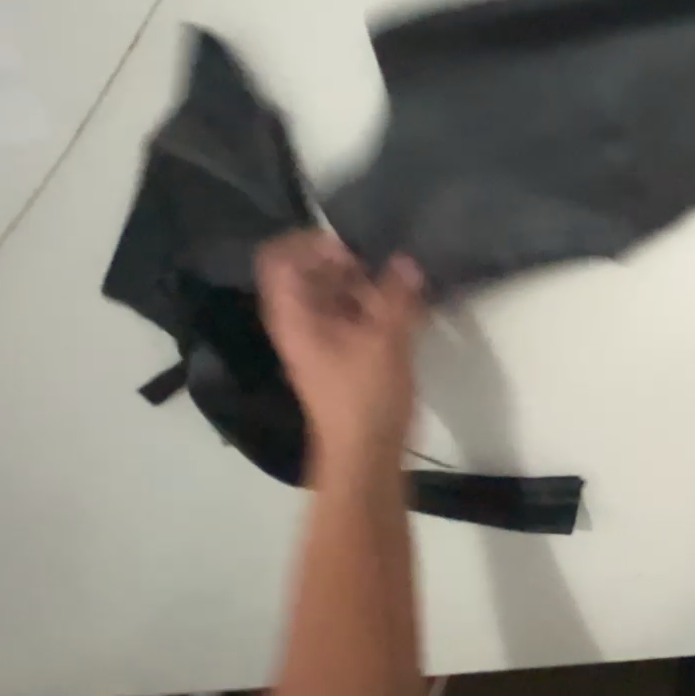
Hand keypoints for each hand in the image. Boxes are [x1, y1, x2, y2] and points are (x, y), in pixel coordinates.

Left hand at [256, 230, 426, 473]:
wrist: (365, 452)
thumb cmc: (364, 396)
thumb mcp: (385, 340)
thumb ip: (397, 296)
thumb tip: (407, 259)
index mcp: (295, 315)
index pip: (281, 259)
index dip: (311, 243)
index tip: (354, 245)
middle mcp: (305, 319)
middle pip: (315, 271)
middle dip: (352, 258)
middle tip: (390, 258)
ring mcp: (328, 334)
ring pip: (342, 290)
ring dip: (372, 279)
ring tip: (407, 275)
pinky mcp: (352, 348)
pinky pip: (362, 311)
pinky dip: (382, 300)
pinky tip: (413, 299)